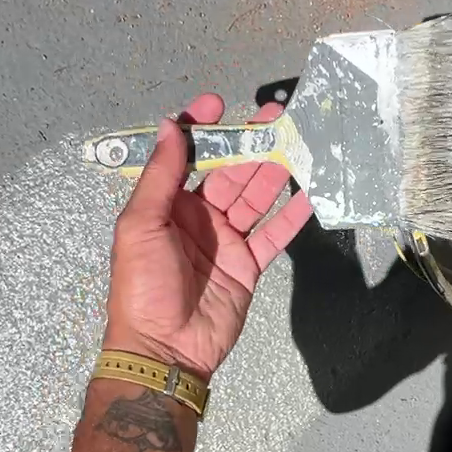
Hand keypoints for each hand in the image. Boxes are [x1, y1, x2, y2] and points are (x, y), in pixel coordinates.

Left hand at [104, 93, 314, 379]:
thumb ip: (161, 176)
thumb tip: (171, 126)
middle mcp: (199, 218)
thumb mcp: (141, 225)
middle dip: (250, 144)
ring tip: (297, 144)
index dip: (201, 130)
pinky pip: (273, 235)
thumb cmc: (144, 285)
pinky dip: (292, 215)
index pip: (186, 157)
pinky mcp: (249, 266)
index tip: (218, 103)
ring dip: (274, 172)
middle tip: (275, 117)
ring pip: (255, 198)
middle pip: (229, 173)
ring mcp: (227, 242)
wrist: (165, 347)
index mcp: (167, 205)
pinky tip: (310, 193)